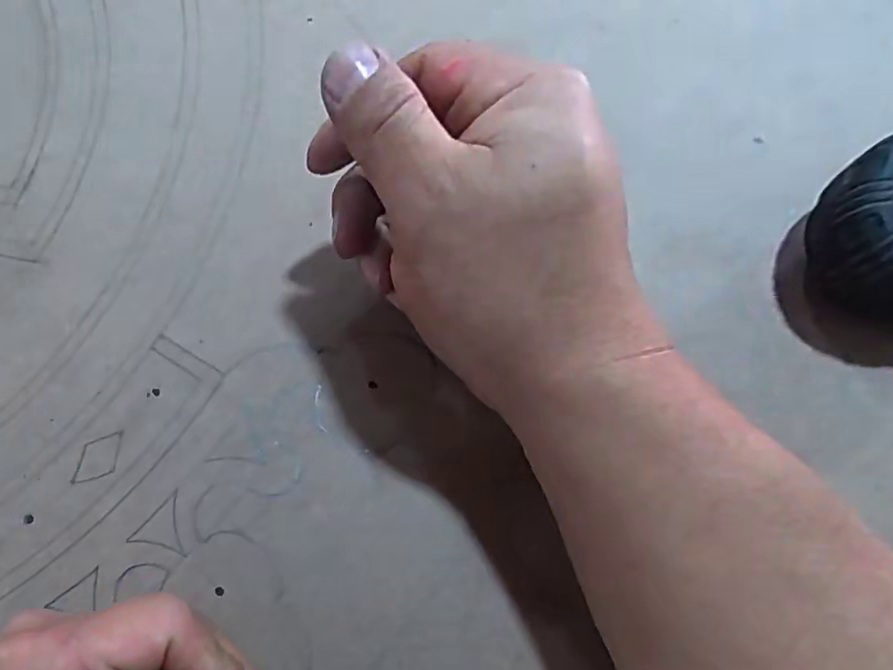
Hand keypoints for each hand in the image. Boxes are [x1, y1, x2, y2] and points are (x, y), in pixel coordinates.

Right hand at [308, 42, 670, 414]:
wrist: (572, 385)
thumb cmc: (498, 286)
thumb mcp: (425, 193)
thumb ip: (379, 120)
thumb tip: (344, 61)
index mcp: (530, 97)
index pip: (425, 74)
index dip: (361, 117)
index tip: (319, 170)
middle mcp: (544, 135)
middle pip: (430, 138)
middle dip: (377, 193)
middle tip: (348, 247)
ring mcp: (544, 194)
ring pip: (443, 192)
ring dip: (397, 234)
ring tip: (386, 283)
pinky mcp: (536, 245)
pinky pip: (468, 230)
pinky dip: (431, 258)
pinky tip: (416, 294)